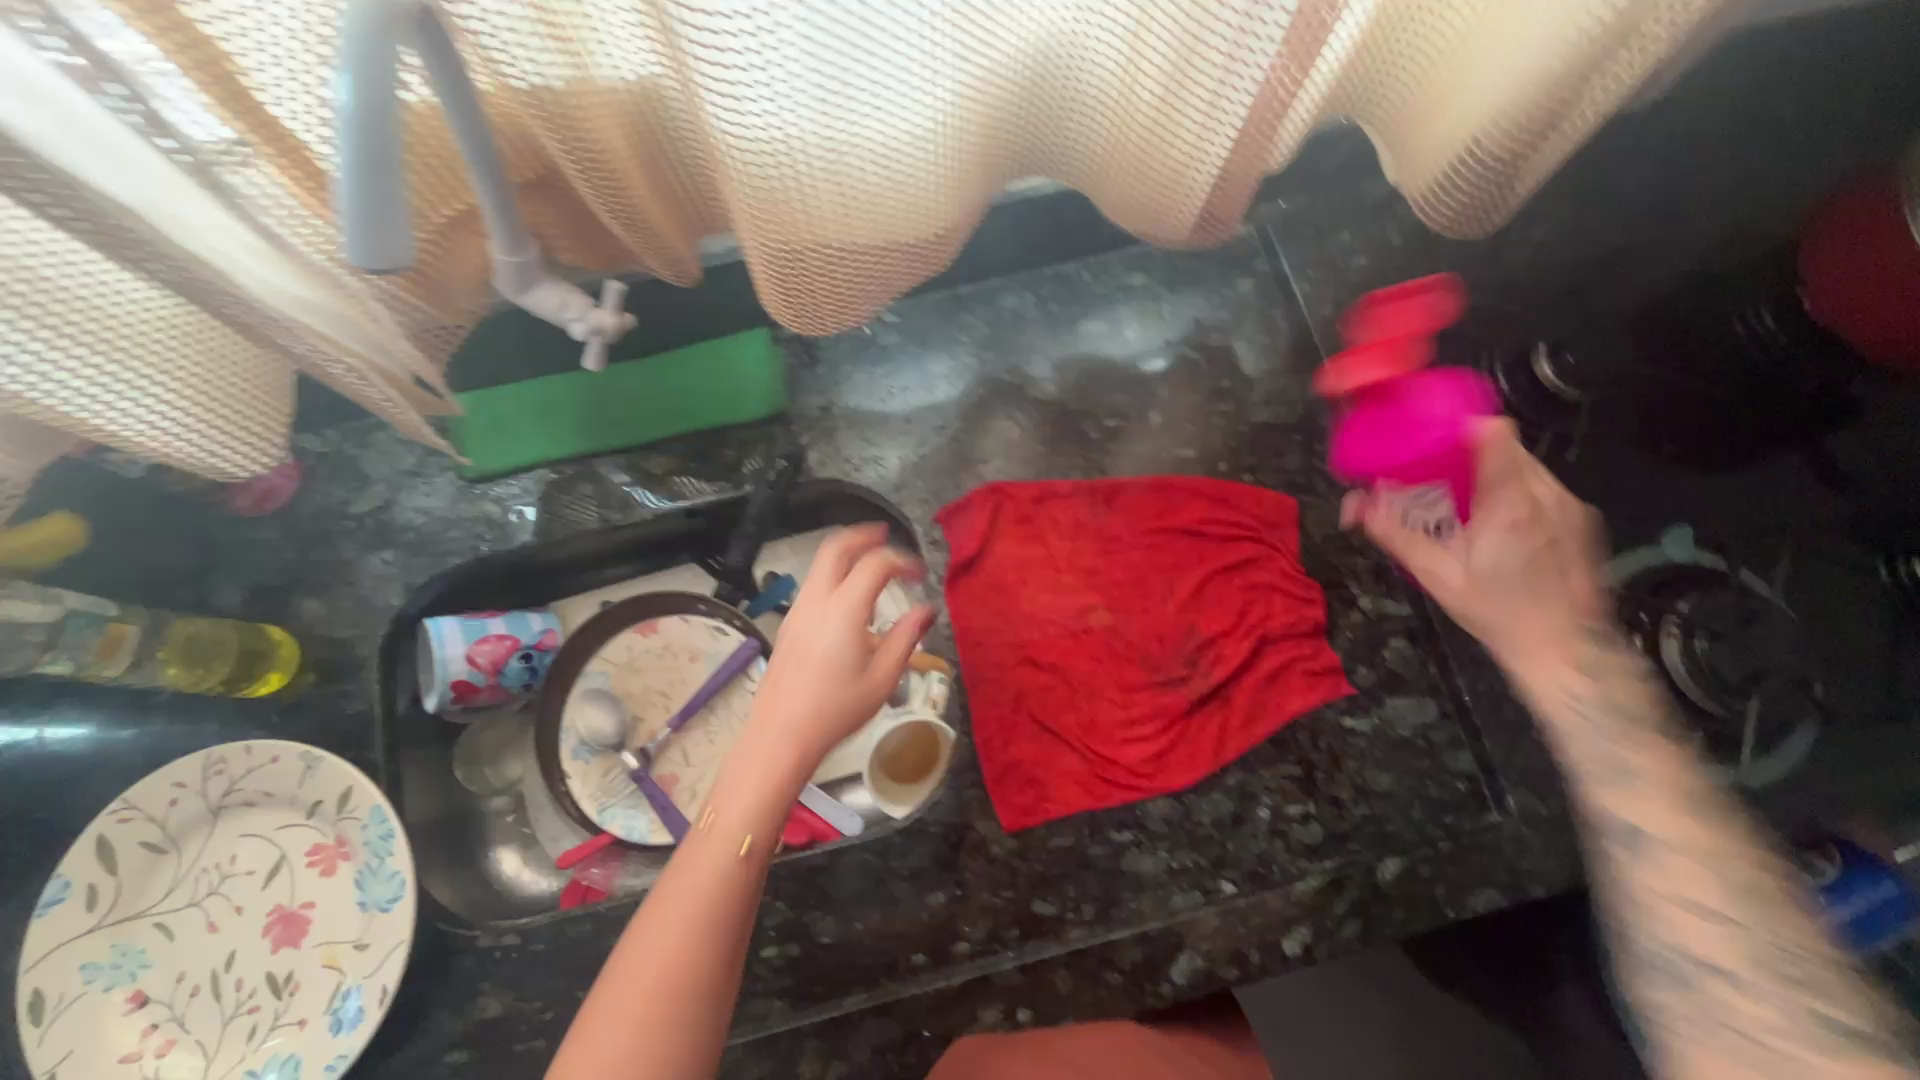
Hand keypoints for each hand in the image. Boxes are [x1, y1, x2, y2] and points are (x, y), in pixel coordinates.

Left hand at [747, 524, 934, 762]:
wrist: (780, 734)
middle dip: (862, 535)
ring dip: (845, 554)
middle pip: (836, 547)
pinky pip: (812, 585)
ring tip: (869, 561)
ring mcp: (797, 611)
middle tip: (884, 534)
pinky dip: (833, 575)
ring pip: (819, 564)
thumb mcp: (883, 678)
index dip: (902, 560)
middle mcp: (817, 600)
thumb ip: (906, 638)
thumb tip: (925, 611)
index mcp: (844, 609)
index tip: (919, 574)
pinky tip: (849, 598)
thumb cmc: (837, 709)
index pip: (876, 564)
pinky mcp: (788, 626)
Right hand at [1342, 418, 1608, 678]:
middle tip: (1443, 476)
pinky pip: (1548, 491)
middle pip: (1510, 448)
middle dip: (1473, 455)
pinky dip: (1521, 496)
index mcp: (1509, 501)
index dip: (1464, 426)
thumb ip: (1394, 534)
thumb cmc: (1497, 611)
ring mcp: (1571, 507)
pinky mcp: (1584, 522)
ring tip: (1470, 503)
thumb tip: (1355, 507)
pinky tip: (1504, 528)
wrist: (1565, 648)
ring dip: (1498, 476)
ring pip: (1530, 469)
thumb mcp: (1435, 574)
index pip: (1495, 433)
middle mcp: (1548, 494)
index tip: (1437, 436)